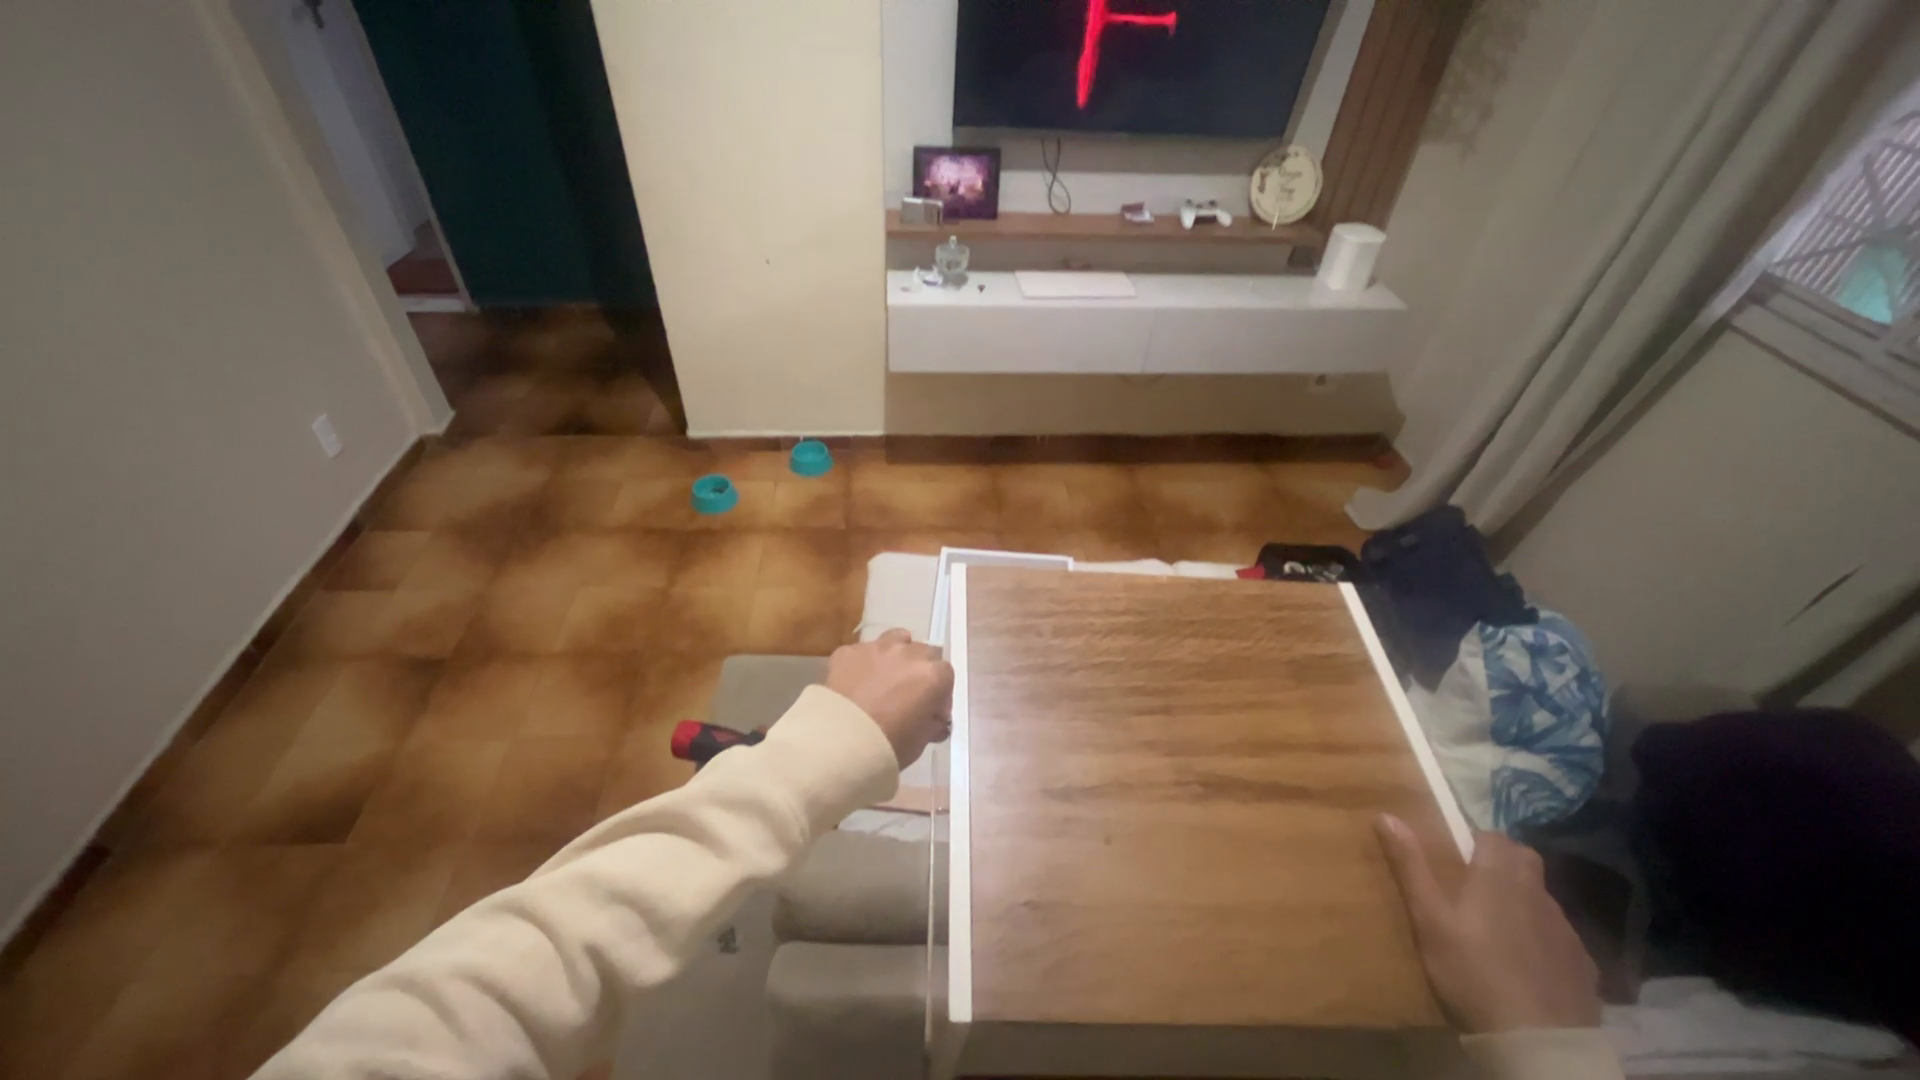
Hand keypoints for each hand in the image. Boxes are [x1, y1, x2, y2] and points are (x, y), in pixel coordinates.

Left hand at [825, 629, 953, 767]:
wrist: (840, 740)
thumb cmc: (889, 744)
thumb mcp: (921, 741)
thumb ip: (932, 724)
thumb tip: (934, 720)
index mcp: (932, 675)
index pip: (946, 676)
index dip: (940, 695)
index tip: (931, 712)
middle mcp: (908, 653)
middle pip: (922, 653)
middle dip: (919, 671)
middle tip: (907, 695)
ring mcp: (877, 648)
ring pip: (895, 640)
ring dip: (895, 655)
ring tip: (884, 678)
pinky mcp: (848, 651)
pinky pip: (862, 652)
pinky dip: (863, 665)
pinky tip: (855, 684)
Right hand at [1376, 814, 1601, 1033]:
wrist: (1538, 1042)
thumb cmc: (1472, 972)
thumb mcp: (1429, 920)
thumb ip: (1410, 867)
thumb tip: (1386, 815)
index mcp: (1499, 877)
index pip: (1495, 837)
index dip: (1477, 842)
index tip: (1458, 860)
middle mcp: (1538, 894)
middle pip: (1526, 860)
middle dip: (1505, 863)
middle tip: (1477, 887)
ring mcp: (1565, 930)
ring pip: (1543, 898)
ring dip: (1523, 901)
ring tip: (1499, 930)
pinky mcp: (1583, 964)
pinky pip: (1560, 937)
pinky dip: (1543, 939)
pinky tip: (1527, 965)